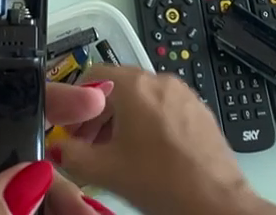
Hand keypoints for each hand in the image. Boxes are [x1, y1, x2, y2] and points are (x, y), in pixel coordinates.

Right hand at [46, 66, 275, 214]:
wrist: (216, 202)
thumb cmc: (161, 182)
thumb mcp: (106, 170)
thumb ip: (72, 154)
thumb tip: (59, 148)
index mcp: (133, 84)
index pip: (93, 74)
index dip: (76, 99)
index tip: (71, 125)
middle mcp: (158, 79)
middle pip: (117, 86)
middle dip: (99, 114)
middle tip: (90, 144)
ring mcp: (182, 92)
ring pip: (142, 97)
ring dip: (124, 119)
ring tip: (119, 153)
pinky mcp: (199, 109)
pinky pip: (165, 106)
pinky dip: (150, 122)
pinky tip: (149, 153)